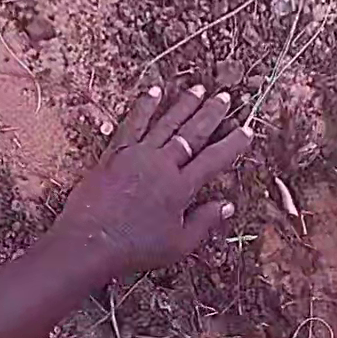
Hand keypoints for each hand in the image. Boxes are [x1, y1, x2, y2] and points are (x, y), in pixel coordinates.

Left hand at [45, 83, 253, 275]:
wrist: (90, 242)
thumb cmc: (136, 249)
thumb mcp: (178, 244)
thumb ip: (204, 221)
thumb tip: (228, 205)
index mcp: (181, 188)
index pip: (214, 160)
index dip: (232, 144)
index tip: (246, 130)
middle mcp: (162, 164)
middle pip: (192, 133)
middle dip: (211, 114)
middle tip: (225, 97)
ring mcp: (137, 155)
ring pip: (166, 123)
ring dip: (184, 104)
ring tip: (200, 89)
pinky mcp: (114, 153)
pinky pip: (133, 123)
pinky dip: (145, 106)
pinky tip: (154, 91)